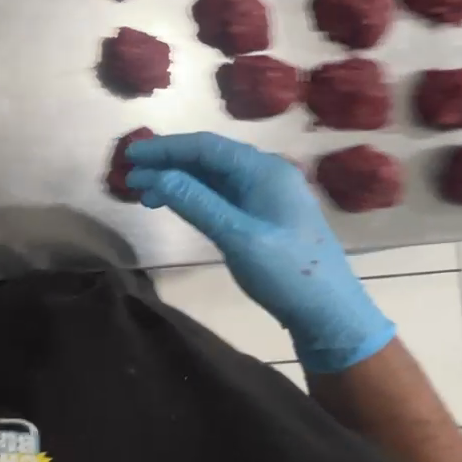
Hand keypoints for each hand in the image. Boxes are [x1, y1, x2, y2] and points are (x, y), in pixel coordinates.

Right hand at [125, 132, 392, 373]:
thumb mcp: (238, 237)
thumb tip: (156, 176)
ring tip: (144, 194)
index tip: (131, 156)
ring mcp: (265, 196)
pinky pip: (220, 195)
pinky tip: (173, 205)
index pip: (206, 147)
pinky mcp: (262, 216)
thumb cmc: (288, 274)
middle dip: (168, 163)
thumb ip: (196, 203)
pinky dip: (193, 196)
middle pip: (208, 157)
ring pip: (212, 177)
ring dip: (177, 180)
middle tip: (130, 176)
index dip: (166, 149)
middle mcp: (265, 174)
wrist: (330, 315)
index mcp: (264, 171)